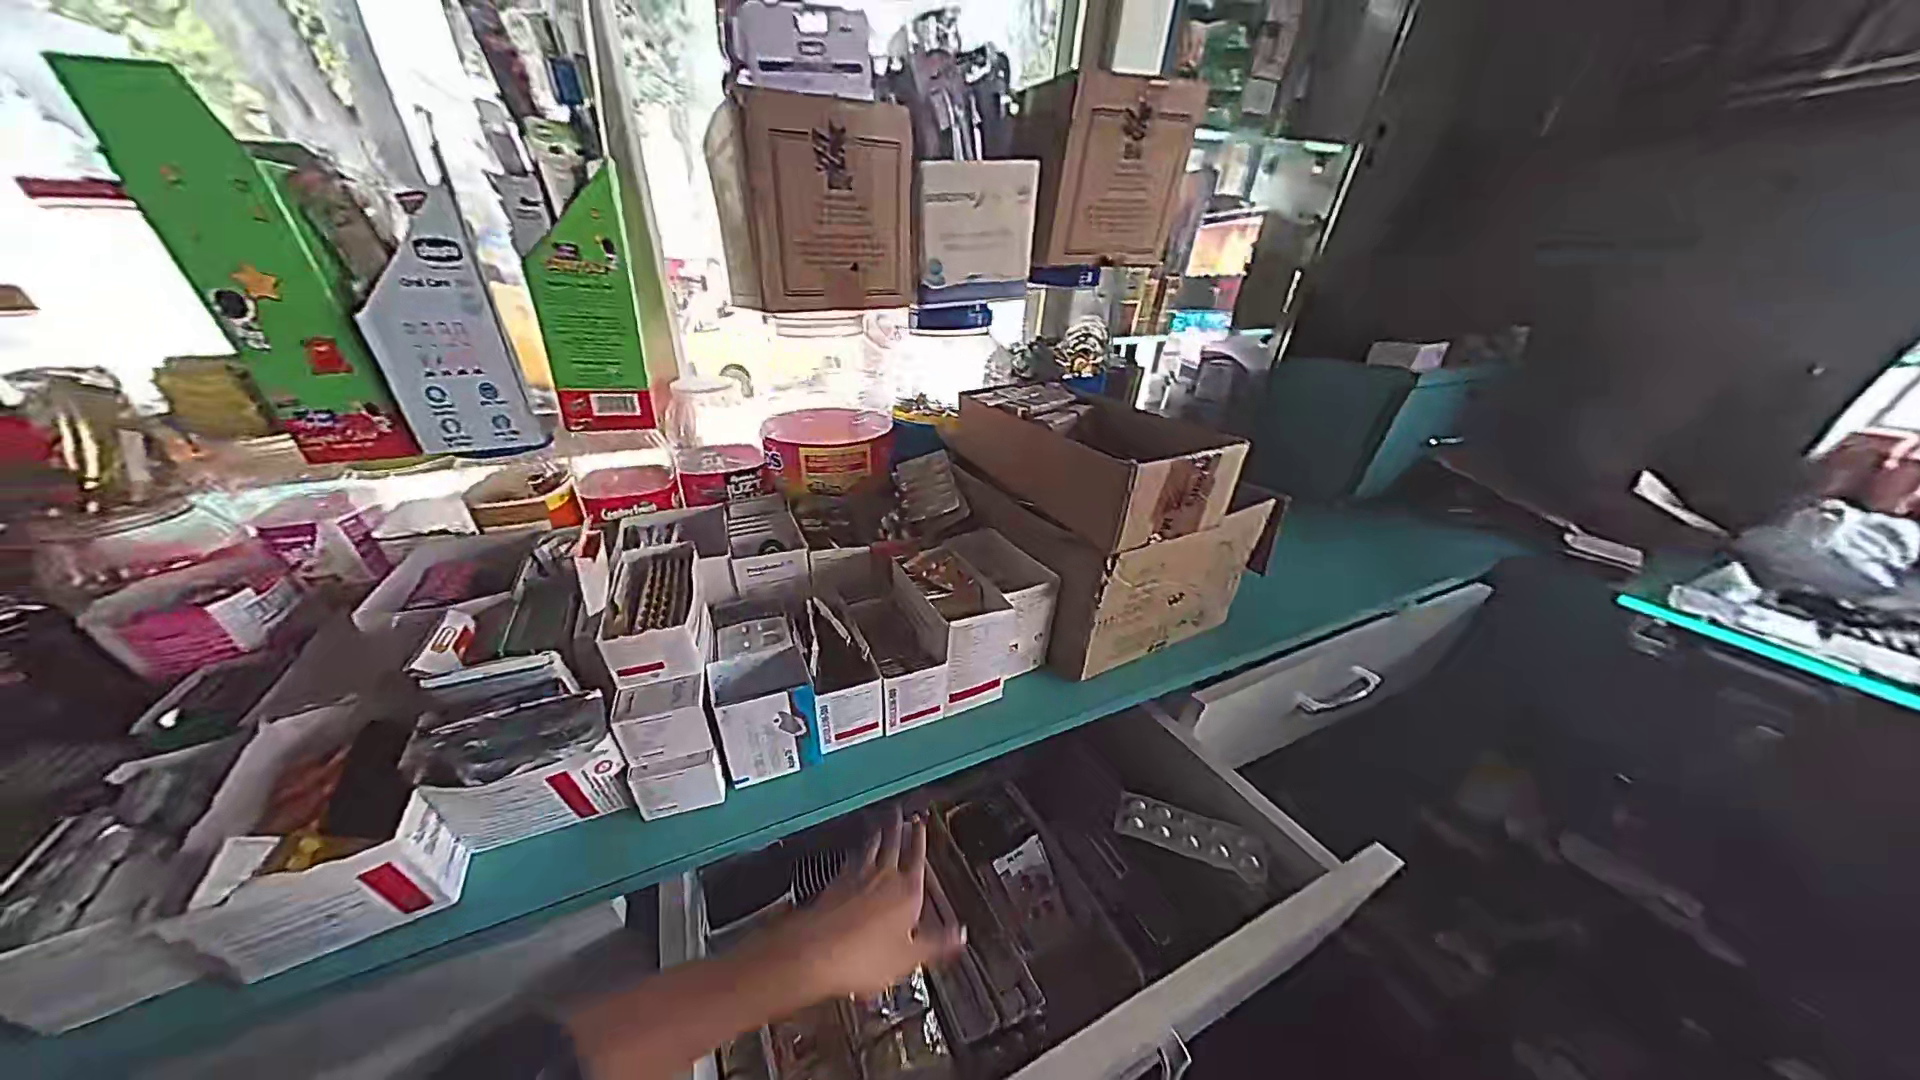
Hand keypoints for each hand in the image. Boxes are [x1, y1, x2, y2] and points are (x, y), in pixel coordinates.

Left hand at [758, 812, 966, 1000]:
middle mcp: (883, 876)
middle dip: (899, 826)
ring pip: (873, 846)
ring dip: (879, 832)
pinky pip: (853, 857)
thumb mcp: (908, 957)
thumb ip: (936, 943)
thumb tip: (960, 934)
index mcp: (906, 891)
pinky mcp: (837, 882)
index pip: (917, 857)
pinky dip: (858, 849)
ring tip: (882, 821)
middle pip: (894, 843)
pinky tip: (856, 850)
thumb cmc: (863, 956)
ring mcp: (858, 876)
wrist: (817, 951)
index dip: (921, 838)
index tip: (921, 822)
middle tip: (901, 811)